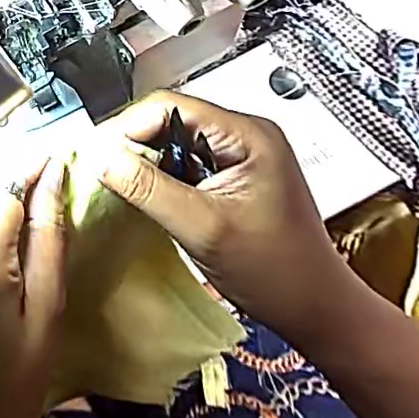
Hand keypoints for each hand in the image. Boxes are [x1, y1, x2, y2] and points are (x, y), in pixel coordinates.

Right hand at [97, 91, 345, 334]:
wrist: (318, 310)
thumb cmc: (276, 272)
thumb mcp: (203, 228)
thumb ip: (149, 189)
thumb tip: (102, 159)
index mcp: (246, 133)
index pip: (170, 106)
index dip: (129, 127)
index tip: (100, 155)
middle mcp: (245, 132)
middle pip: (171, 119)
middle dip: (135, 143)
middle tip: (105, 171)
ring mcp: (241, 152)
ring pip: (176, 140)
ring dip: (149, 160)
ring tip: (123, 184)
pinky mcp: (235, 172)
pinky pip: (188, 160)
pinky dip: (165, 175)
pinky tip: (151, 195)